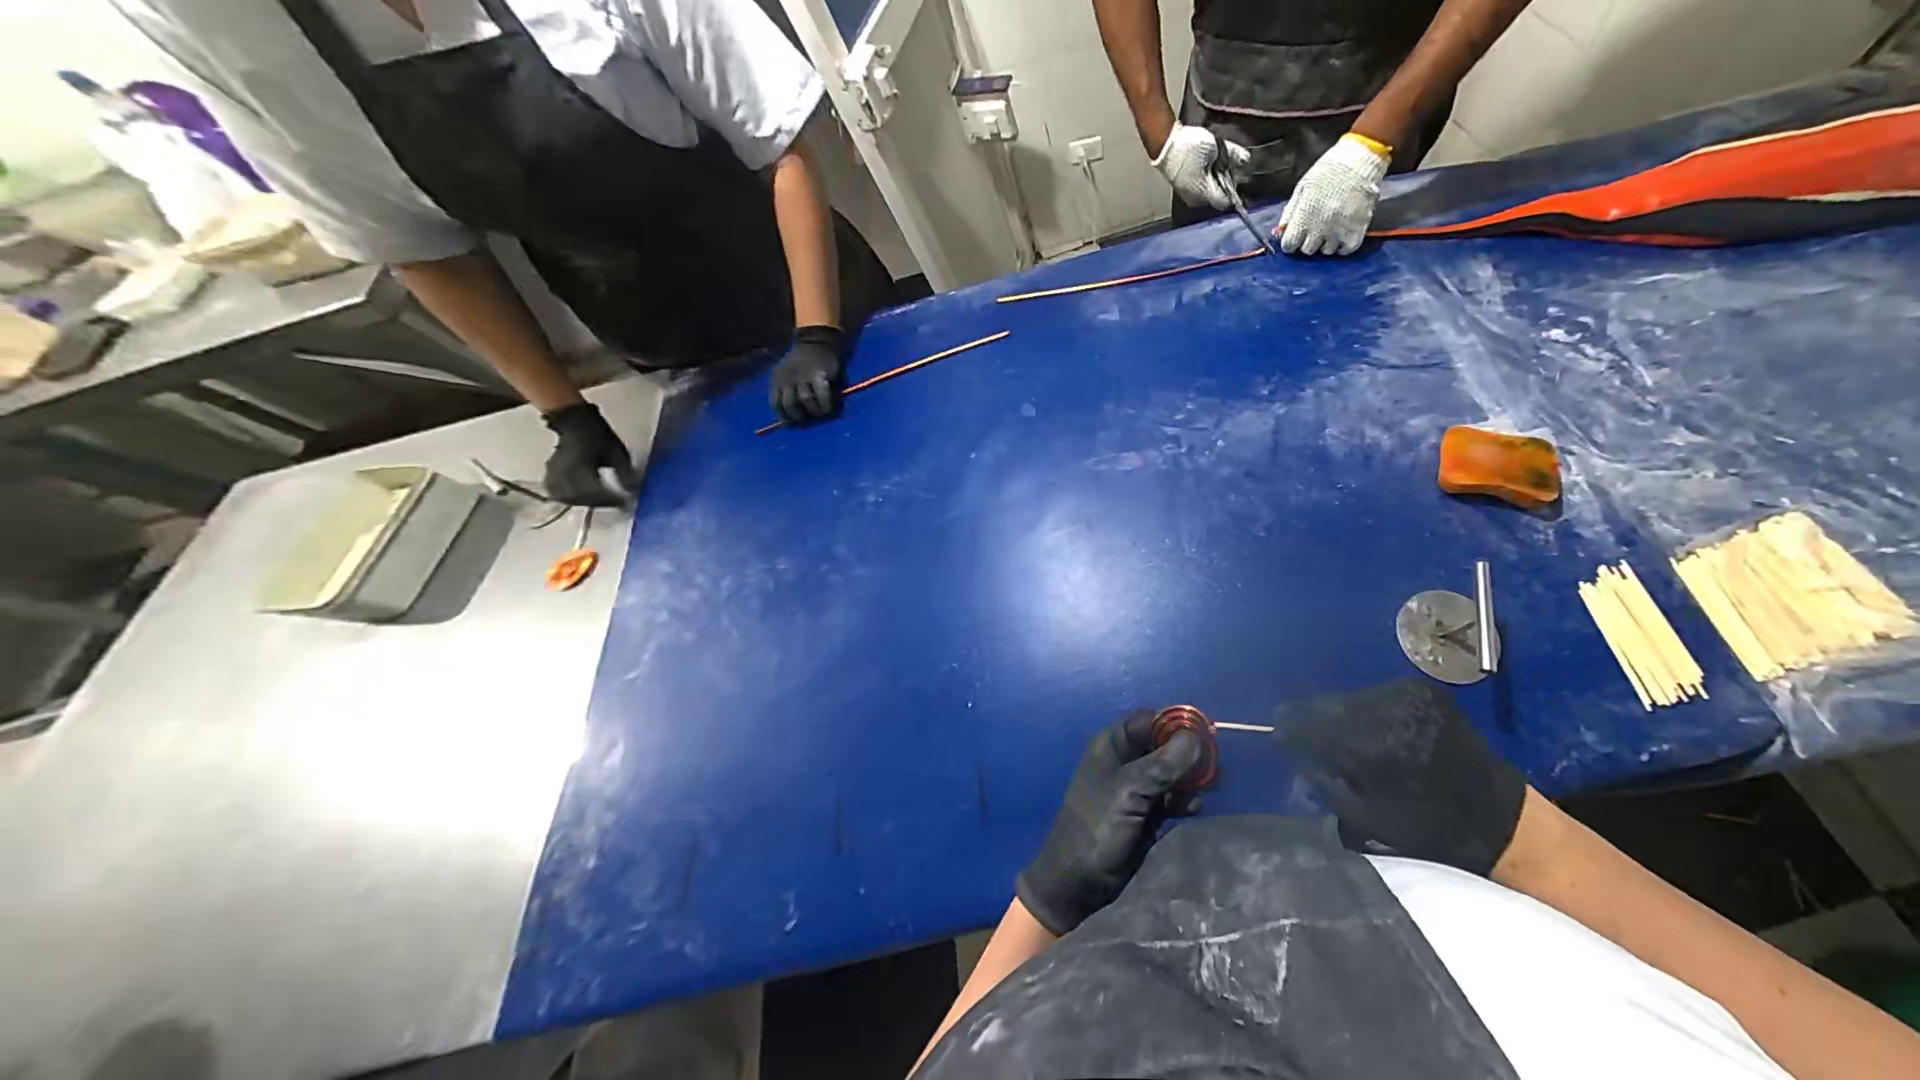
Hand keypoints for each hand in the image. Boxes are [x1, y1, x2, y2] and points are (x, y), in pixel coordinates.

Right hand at [542, 402, 636, 506]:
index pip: (594, 490)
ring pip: (568, 498)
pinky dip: (572, 500)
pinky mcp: (549, 476)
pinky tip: (584, 498)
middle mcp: (564, 471)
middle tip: (615, 502)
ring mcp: (553, 474)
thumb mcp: (617, 452)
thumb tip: (630, 491)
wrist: (574, 421)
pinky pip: (558, 494)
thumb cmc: (598, 435)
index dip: (610, 499)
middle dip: (600, 503)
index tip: (624, 502)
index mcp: (581, 463)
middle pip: (580, 497)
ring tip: (601, 501)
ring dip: (586, 503)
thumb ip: (623, 473)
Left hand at [770, 324, 846, 424]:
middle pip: (790, 405)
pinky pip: (822, 395)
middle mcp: (788, 378)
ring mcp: (803, 376)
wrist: (817, 341)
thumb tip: (790, 418)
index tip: (792, 424)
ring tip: (820, 414)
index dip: (784, 418)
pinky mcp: (819, 375)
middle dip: (799, 416)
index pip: (775, 404)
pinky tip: (828, 408)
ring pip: (806, 401)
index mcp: (777, 379)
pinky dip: (825, 405)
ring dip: (814, 412)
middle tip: (808, 420)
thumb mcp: (786, 374)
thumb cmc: (802, 362)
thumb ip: (786, 391)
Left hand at [1015, 711, 1203, 935]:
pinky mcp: (1147, 813)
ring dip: (1190, 779)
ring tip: (1204, 790)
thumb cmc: (1096, 827)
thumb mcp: (1129, 791)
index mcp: (1112, 745)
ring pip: (1173, 771)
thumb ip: (1162, 765)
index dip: (1175, 725)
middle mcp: (1125, 760)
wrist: (1079, 881)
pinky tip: (1192, 809)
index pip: (1149, 720)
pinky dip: (1184, 800)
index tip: (1203, 738)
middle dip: (1188, 755)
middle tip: (1210, 769)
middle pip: (1165, 744)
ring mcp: (1136, 787)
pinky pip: (1173, 797)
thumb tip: (1195, 738)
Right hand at [1152, 123, 1250, 210]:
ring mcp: (1187, 196)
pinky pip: (1199, 189)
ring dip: (1215, 180)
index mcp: (1205, 194)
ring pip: (1208, 193)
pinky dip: (1205, 179)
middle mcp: (1196, 200)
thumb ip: (1232, 156)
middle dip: (1224, 182)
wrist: (1165, 145)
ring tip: (1214, 161)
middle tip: (1225, 163)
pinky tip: (1205, 165)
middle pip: (1217, 197)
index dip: (1233, 189)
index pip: (1225, 201)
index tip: (1235, 173)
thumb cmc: (1190, 148)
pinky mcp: (1182, 189)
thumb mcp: (1215, 148)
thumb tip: (1246, 160)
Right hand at [1274, 678, 1524, 875]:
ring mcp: (1408, 694)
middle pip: (1326, 705)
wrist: (1500, 817)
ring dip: (1336, 715)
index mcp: (1372, 743)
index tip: (1277, 737)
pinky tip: (1364, 728)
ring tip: (1336, 736)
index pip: (1308, 723)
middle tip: (1300, 736)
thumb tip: (1295, 753)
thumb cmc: (1427, 827)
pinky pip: (1373, 696)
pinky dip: (1361, 711)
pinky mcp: (1422, 690)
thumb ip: (1322, 779)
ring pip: (1348, 698)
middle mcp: (1388, 709)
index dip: (1288, 730)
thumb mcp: (1362, 815)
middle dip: (1311, 721)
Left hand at [1278, 132, 1391, 255]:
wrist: (1359, 160)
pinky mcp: (1357, 231)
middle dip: (1308, 241)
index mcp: (1302, 219)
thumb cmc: (1326, 173)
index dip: (1291, 241)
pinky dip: (1344, 246)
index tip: (1296, 235)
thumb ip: (1290, 213)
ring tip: (1331, 228)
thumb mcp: (1301, 189)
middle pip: (1307, 250)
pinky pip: (1346, 249)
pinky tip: (1343, 235)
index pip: (1289, 245)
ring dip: (1327, 243)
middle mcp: (1319, 230)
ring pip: (1327, 251)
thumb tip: (1281, 231)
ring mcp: (1339, 232)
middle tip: (1316, 229)